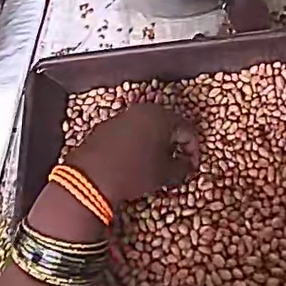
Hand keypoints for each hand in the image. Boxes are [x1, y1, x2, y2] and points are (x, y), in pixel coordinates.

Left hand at [65, 103, 199, 208]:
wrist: (91, 176)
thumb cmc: (134, 171)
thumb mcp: (164, 174)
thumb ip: (182, 168)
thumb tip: (187, 166)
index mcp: (161, 116)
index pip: (187, 129)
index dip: (193, 150)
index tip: (192, 167)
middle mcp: (142, 110)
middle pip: (167, 126)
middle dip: (175, 146)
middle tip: (177, 165)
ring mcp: (123, 116)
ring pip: (147, 128)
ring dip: (156, 145)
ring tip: (157, 166)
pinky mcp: (107, 127)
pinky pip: (130, 133)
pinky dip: (138, 145)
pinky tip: (135, 162)